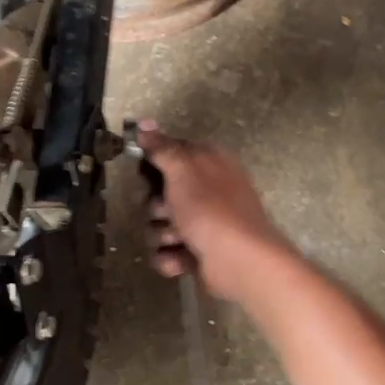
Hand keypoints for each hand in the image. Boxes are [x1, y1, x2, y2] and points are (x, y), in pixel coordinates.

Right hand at [139, 122, 296, 303]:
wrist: (239, 260)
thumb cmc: (211, 208)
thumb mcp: (184, 169)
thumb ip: (162, 147)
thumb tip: (144, 124)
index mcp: (208, 163)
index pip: (170, 154)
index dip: (154, 164)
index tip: (145, 173)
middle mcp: (206, 190)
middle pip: (158, 193)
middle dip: (156, 207)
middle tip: (166, 210)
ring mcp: (202, 224)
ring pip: (159, 225)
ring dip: (162, 234)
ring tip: (179, 239)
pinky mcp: (197, 253)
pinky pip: (167, 252)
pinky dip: (171, 257)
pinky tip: (181, 259)